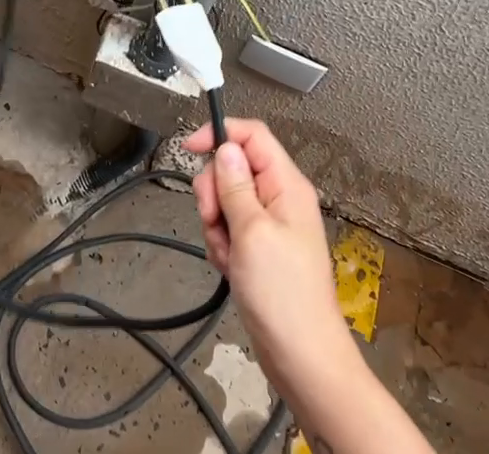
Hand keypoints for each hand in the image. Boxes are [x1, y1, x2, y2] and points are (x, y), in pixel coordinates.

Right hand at [186, 118, 353, 392]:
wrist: (300, 354)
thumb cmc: (281, 292)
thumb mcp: (252, 231)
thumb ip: (236, 186)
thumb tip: (225, 147)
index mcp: (287, 185)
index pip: (252, 136)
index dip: (220, 134)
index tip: (189, 148)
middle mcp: (280, 198)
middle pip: (233, 168)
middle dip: (213, 192)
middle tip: (214, 219)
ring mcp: (269, 224)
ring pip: (225, 201)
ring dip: (216, 225)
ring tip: (228, 254)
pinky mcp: (258, 248)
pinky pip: (228, 229)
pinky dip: (221, 245)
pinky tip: (230, 267)